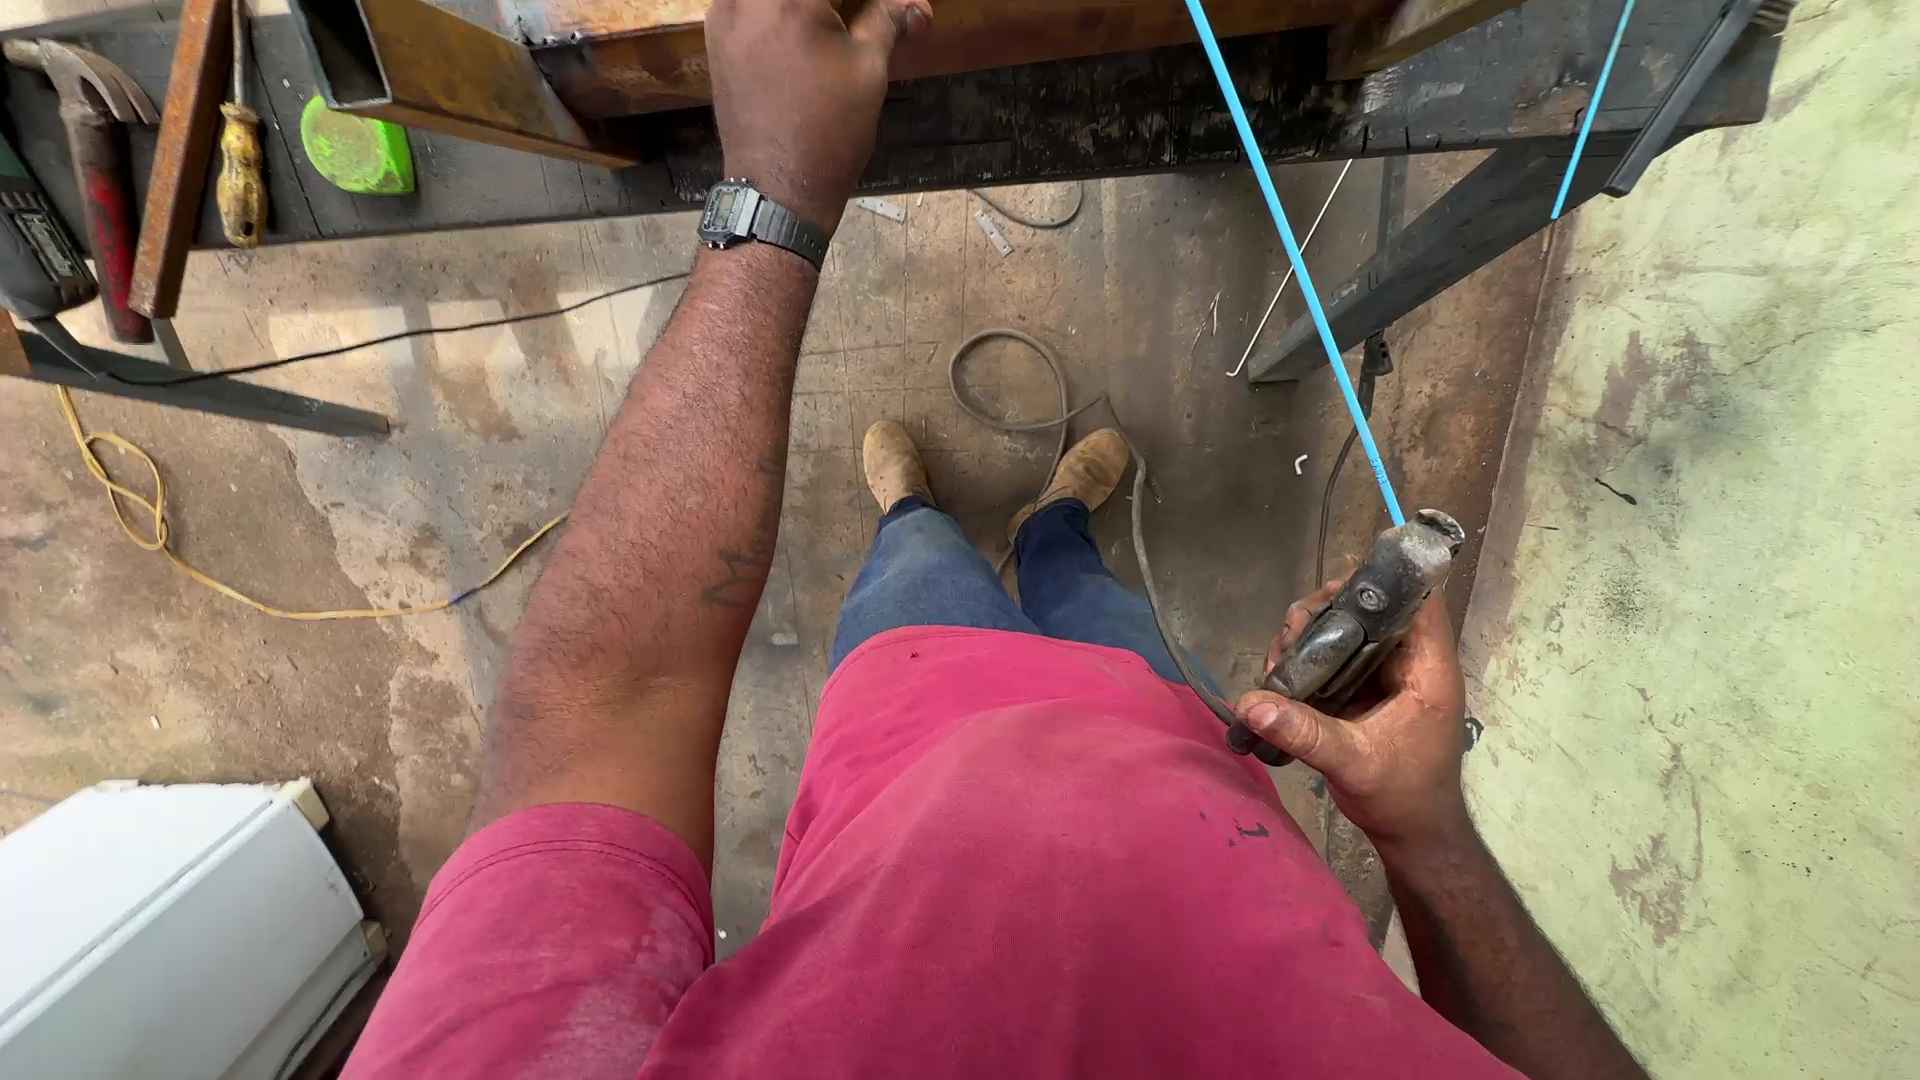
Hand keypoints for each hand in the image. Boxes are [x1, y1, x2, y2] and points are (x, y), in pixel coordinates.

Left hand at [706, 0, 931, 237]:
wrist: (780, 189)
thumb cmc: (831, 133)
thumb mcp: (868, 72)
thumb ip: (886, 21)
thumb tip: (915, 7)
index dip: (869, 1)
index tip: (884, 12)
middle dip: (838, 5)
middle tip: (862, 18)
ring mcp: (726, 9)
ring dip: (807, 10)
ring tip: (833, 30)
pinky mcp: (716, 34)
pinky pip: (750, 4)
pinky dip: (777, 13)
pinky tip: (801, 39)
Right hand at [1233, 578, 1471, 852]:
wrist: (1412, 835)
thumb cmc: (1402, 798)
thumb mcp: (1353, 765)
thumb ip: (1305, 733)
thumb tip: (1249, 705)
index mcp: (1426, 671)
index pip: (1419, 603)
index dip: (1382, 584)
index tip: (1333, 592)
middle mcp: (1405, 663)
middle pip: (1367, 608)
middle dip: (1322, 613)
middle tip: (1289, 638)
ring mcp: (1380, 675)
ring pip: (1342, 630)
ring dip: (1304, 638)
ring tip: (1277, 665)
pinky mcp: (1359, 688)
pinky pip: (1328, 656)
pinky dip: (1301, 660)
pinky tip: (1278, 679)